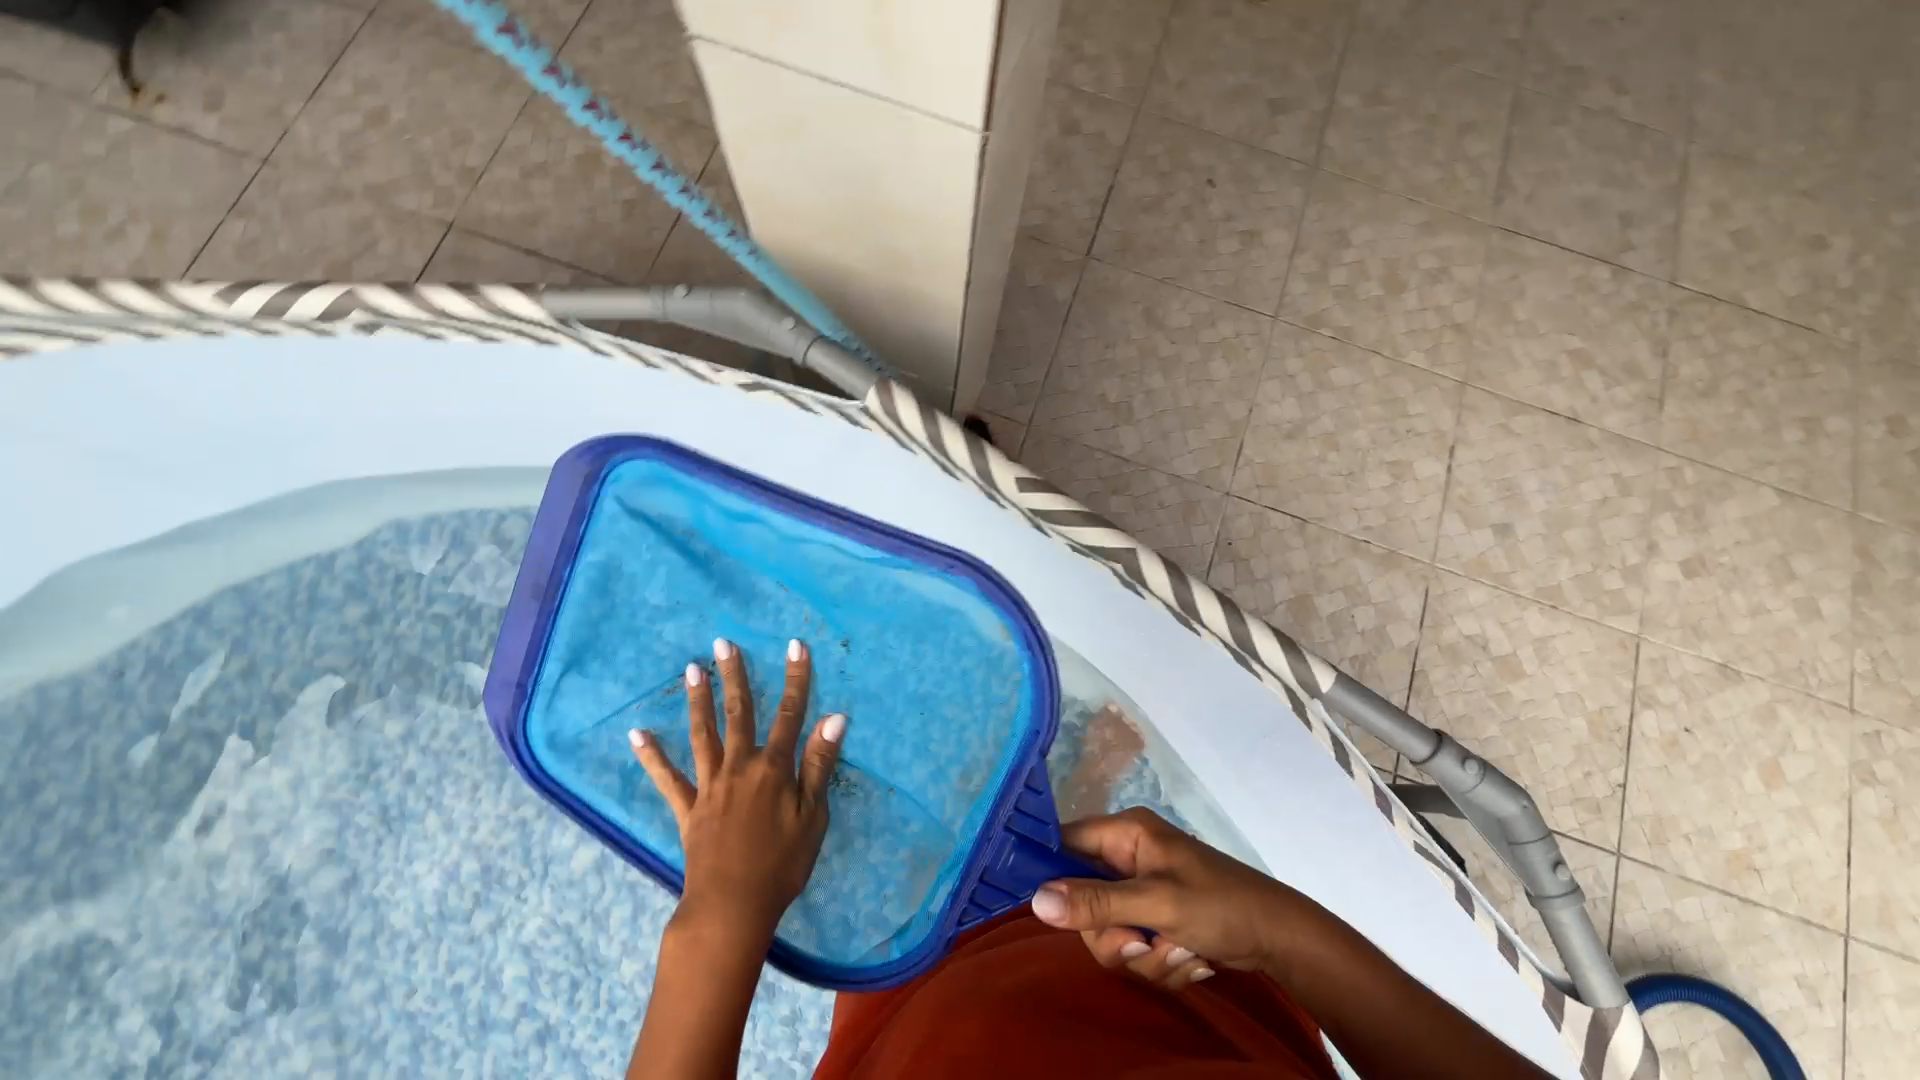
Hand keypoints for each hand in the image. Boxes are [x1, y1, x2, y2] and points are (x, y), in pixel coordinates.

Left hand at [628, 637, 846, 938]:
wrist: (732, 906)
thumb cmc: (782, 864)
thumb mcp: (813, 816)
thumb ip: (819, 765)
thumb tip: (834, 718)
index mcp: (774, 769)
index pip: (790, 714)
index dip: (796, 679)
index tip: (796, 646)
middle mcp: (740, 767)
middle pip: (739, 714)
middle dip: (734, 677)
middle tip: (723, 644)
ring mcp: (709, 786)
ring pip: (703, 734)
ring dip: (697, 700)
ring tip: (691, 670)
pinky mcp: (687, 808)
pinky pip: (667, 778)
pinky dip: (651, 756)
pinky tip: (637, 734)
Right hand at [1030, 807, 1311, 989]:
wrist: (1280, 939)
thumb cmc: (1220, 905)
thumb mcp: (1156, 904)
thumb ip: (1096, 902)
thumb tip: (1036, 900)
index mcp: (1125, 834)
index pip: (1064, 844)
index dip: (1052, 875)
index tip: (1059, 912)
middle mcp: (1126, 857)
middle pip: (1082, 902)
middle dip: (1115, 935)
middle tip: (1142, 942)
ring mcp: (1141, 890)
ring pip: (1107, 932)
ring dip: (1143, 955)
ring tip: (1180, 952)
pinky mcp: (1155, 919)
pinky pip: (1132, 948)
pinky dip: (1158, 962)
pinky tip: (1189, 958)